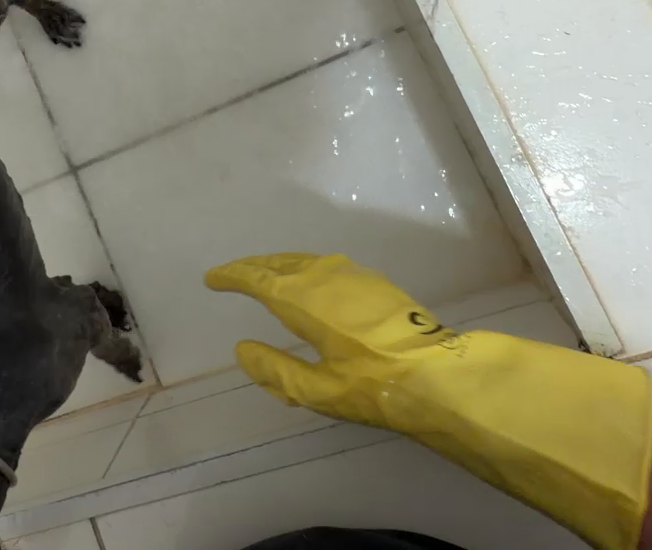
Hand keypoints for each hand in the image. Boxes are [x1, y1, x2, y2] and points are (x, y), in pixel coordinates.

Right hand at [207, 253, 651, 549]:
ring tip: (269, 275)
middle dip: (254, 266)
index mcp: (301, 299)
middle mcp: (322, 276)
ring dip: (281, 265)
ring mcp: (351, 275)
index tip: (213, 279)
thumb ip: (274, 370)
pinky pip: (325, 267)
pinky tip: (312, 284)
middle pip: (278, 262)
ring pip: (304, 261)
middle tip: (236, 274)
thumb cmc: (372, 387)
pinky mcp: (374, 282)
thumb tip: (243, 349)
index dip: (232, 276)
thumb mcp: (316, 390)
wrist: (438, 374)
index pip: (256, 279)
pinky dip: (305, 270)